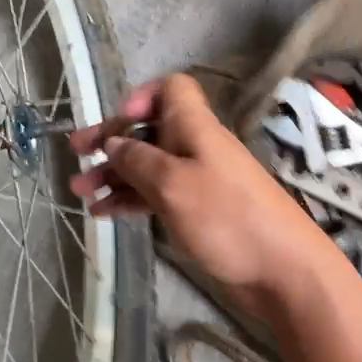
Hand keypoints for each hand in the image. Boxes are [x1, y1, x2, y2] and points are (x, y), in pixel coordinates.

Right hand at [67, 73, 323, 314]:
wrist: (285, 273)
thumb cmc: (227, 216)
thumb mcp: (172, 183)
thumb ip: (137, 160)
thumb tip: (113, 143)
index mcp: (193, 126)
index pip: (170, 88)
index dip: (142, 95)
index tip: (119, 118)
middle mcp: (194, 145)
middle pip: (148, 129)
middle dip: (111, 139)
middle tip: (75, 152)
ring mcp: (197, 180)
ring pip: (147, 166)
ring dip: (113, 175)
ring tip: (79, 192)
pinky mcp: (199, 212)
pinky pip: (156, 195)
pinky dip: (130, 200)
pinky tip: (104, 214)